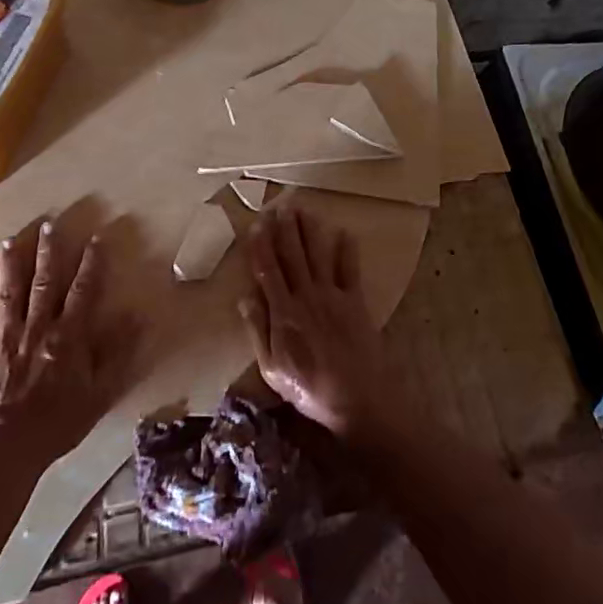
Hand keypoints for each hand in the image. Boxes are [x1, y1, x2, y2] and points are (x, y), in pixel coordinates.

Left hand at [0, 221, 136, 461]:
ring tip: (9, 241)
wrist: (7, 450)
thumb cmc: (59, 422)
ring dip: (9, 266)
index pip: (83, 290)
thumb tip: (135, 316)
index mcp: (67, 336)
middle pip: (43, 282)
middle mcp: (36, 328)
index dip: (91, 263)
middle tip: (49, 224)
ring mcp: (3, 339)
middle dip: (48, 252)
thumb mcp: (101, 391)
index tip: (96, 238)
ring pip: (7, 294)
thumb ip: (118, 352)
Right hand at [237, 206, 407, 439]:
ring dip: (310, 231)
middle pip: (293, 256)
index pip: (268, 270)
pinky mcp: (356, 303)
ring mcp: (333, 297)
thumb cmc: (309, 388)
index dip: (262, 245)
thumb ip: (258, 330)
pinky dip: (347, 251)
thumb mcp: (272, 368)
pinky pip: (350, 271)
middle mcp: (307, 296)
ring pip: (318, 256)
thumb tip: (244, 297)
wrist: (358, 398)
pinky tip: (344, 232)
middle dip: (285, 229)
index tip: (257, 223)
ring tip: (304, 210)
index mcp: (283, 312)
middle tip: (280, 205)